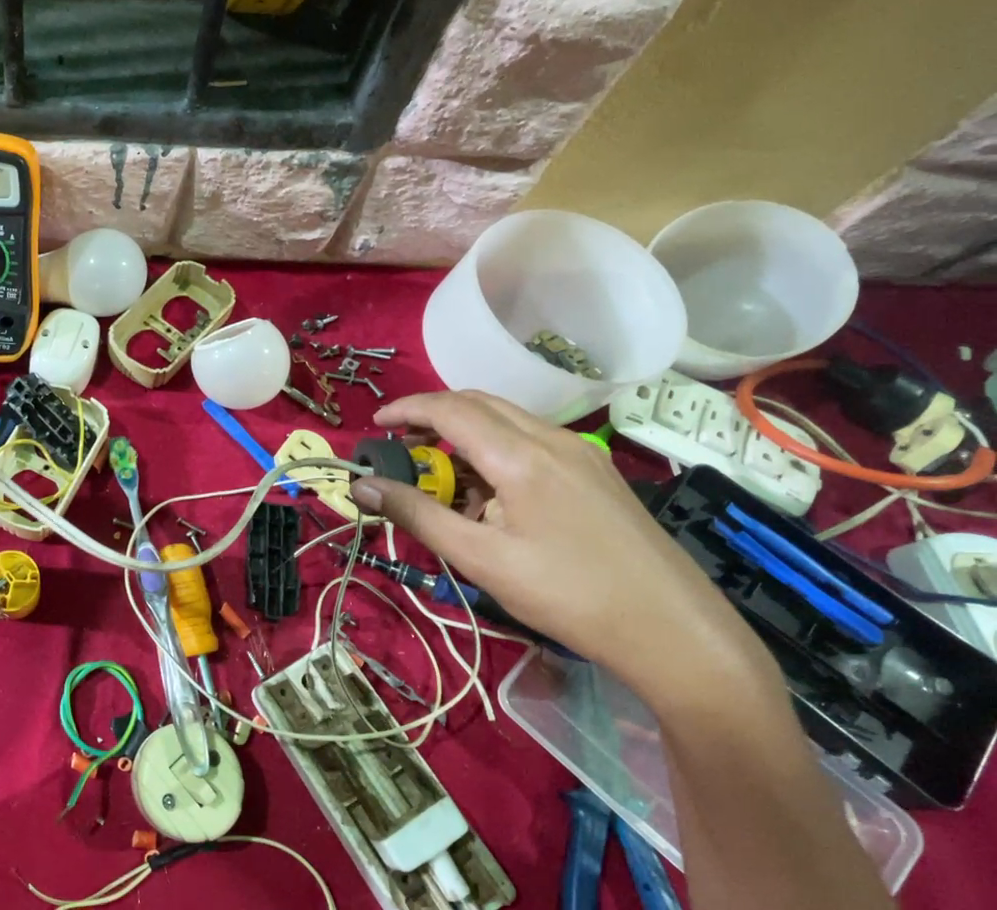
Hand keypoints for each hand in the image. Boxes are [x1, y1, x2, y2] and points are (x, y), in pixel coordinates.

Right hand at [351, 390, 775, 710]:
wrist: (675, 632)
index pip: (449, 409)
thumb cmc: (568, 596)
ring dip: (464, 435)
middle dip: (432, 416)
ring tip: (440, 480)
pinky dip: (495, 451)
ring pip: (507, 421)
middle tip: (400, 447)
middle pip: (479, 403)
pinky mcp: (597, 475)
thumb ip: (417, 515)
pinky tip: (489, 496)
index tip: (373, 427)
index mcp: (521, 456)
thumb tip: (361, 485)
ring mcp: (581, 455)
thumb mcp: (480, 560)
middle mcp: (553, 440)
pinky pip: (532, 442)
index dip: (406, 410)